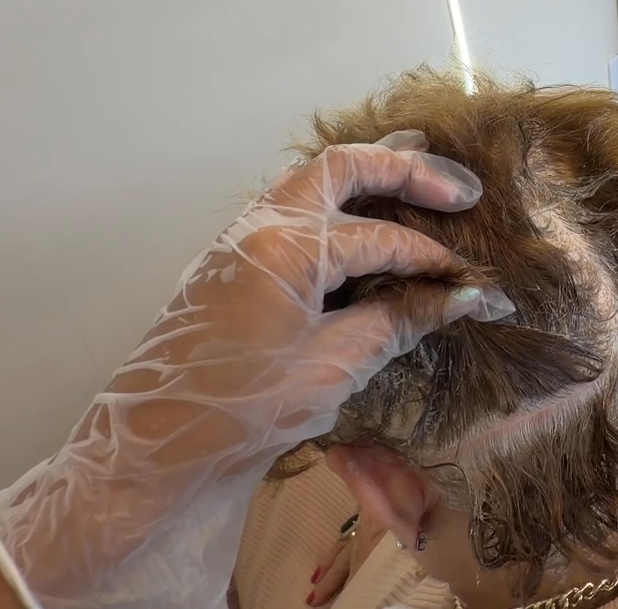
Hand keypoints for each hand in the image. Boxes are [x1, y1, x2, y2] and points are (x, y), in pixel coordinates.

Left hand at [0, 132, 510, 608]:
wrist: (150, 451)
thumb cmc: (243, 409)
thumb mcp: (333, 367)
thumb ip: (400, 320)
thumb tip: (461, 298)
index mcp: (286, 247)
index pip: (380, 237)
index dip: (430, 256)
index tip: (467, 277)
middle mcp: (262, 224)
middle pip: (344, 165)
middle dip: (407, 170)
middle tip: (458, 189)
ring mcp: (245, 235)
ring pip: (317, 177)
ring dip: (372, 174)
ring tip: (422, 173)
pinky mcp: (239, 256)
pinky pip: (299, 204)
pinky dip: (342, 199)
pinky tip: (369, 211)